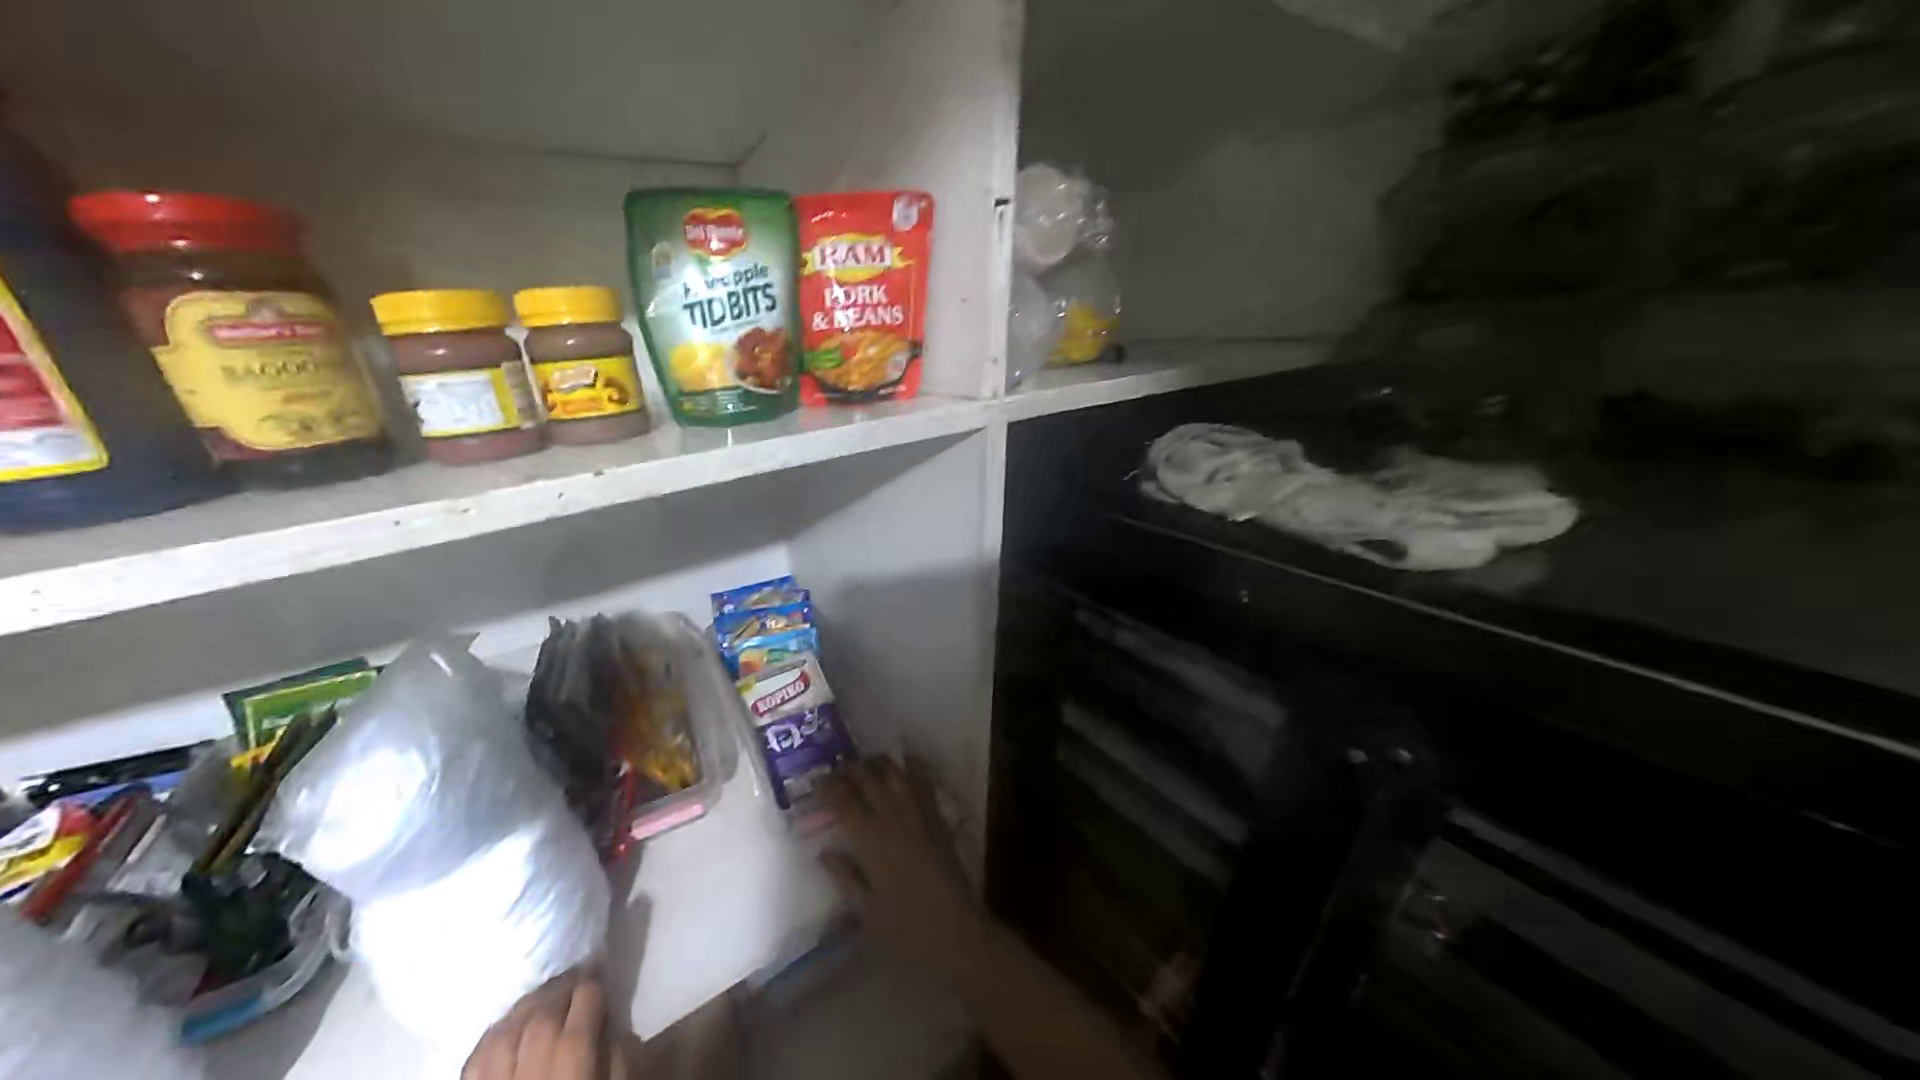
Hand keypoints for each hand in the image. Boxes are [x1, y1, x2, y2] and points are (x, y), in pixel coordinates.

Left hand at [462, 972, 624, 1079]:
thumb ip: (619, 1051)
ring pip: (508, 1029)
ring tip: (544, 994)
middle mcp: (534, 1065)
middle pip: (544, 1010)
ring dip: (527, 1004)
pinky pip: (477, 1058)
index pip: (586, 999)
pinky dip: (493, 1034)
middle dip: (561, 986)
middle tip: (574, 974)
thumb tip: (610, 1017)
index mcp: (575, 1060)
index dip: (594, 977)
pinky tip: (508, 1024)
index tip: (599, 966)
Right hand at [819, 757, 986, 980]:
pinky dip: (914, 767)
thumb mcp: (866, 910)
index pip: (843, 800)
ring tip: (867, 763)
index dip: (828, 786)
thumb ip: (845, 877)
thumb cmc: (905, 928)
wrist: (956, 930)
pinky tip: (908, 760)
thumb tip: (824, 851)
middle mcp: (892, 817)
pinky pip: (924, 782)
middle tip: (839, 767)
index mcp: (869, 840)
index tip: (817, 781)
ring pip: (895, 773)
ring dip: (878, 763)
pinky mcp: (938, 817)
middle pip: (868, 778)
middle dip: (851, 767)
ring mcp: (918, 814)